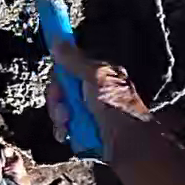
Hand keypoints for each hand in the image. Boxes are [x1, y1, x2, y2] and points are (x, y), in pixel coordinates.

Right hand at [46, 41, 154, 159]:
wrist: (127, 143)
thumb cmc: (117, 108)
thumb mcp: (96, 77)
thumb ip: (75, 61)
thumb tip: (58, 41)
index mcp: (99, 75)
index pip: (69, 68)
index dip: (60, 77)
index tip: (57, 86)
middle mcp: (92, 92)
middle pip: (61, 90)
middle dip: (58, 101)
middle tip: (64, 110)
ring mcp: (87, 111)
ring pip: (59, 109)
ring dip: (60, 117)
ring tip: (69, 124)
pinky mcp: (83, 129)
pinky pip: (63, 126)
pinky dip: (63, 130)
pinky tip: (68, 133)